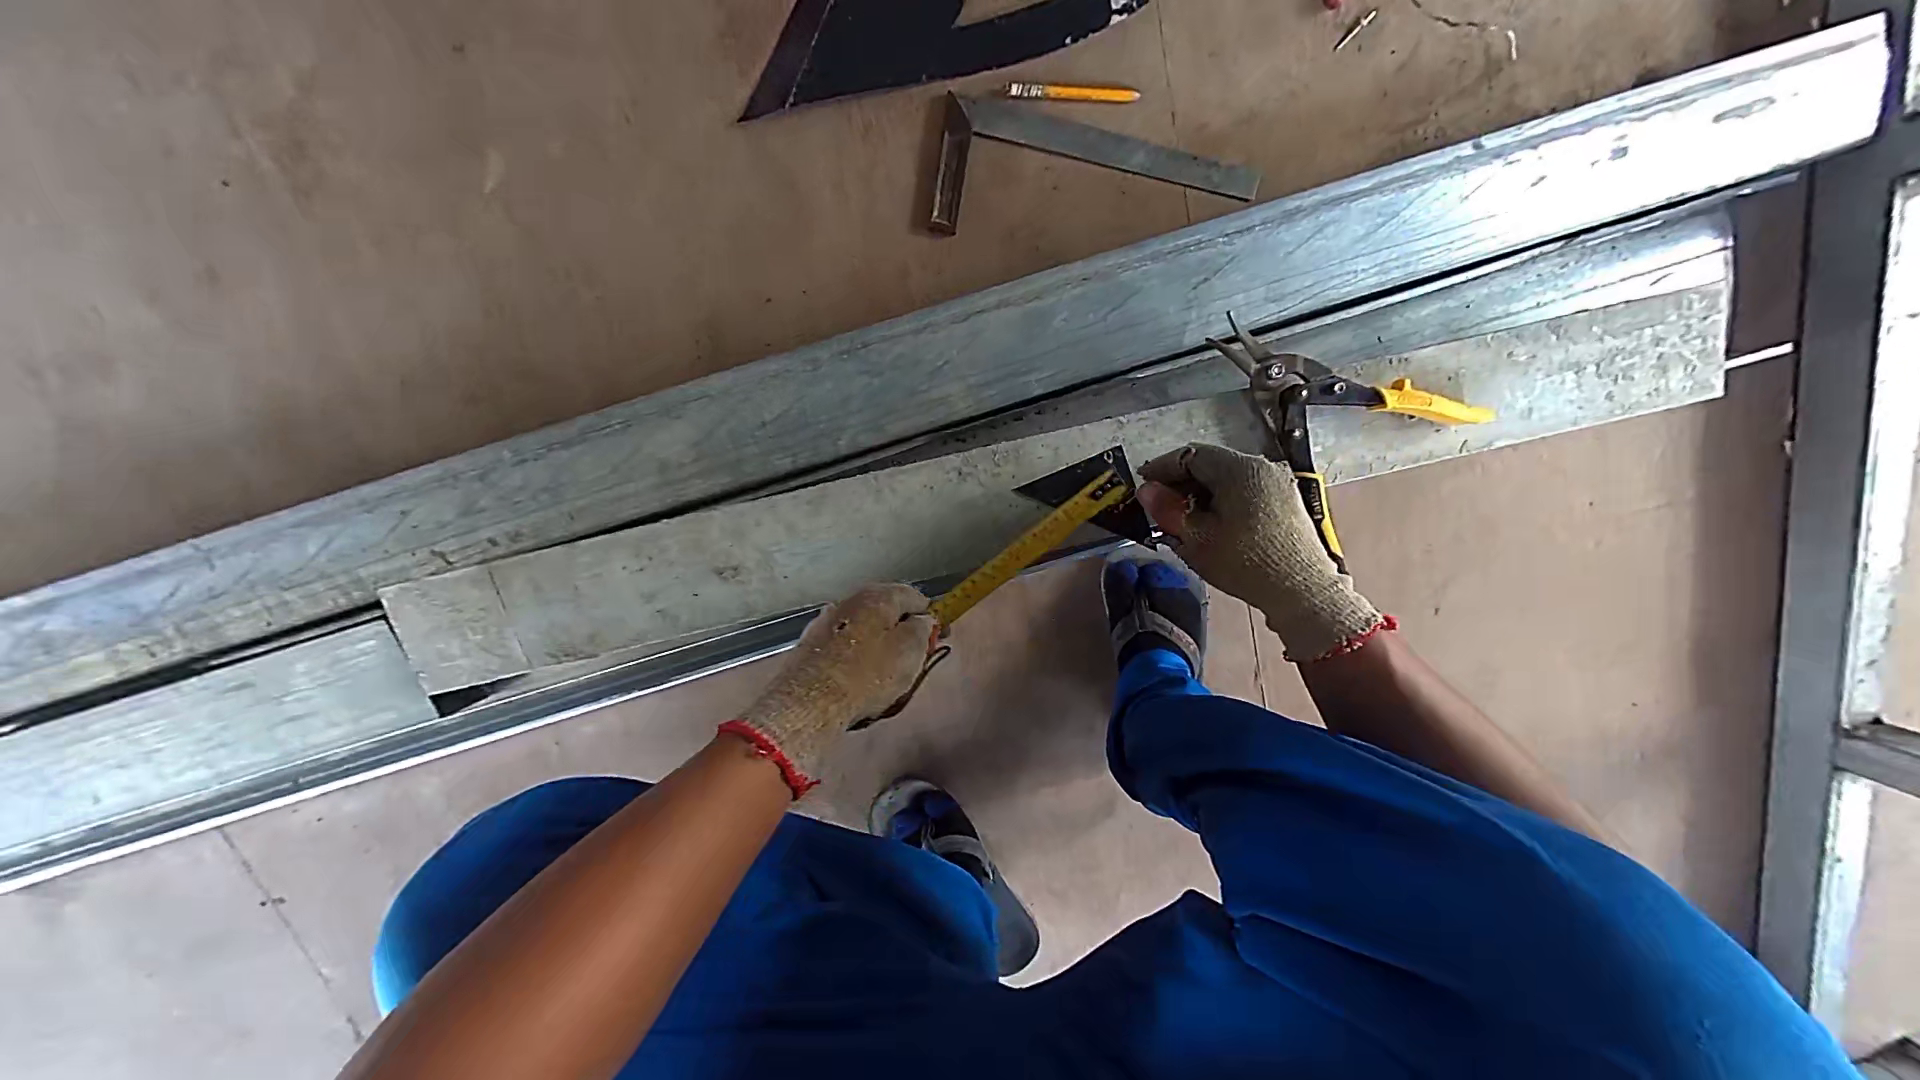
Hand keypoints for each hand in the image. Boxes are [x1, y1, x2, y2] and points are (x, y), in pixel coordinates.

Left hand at [721, 583, 937, 796]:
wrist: (810, 703)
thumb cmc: (865, 676)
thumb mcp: (911, 650)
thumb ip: (923, 628)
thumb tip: (922, 621)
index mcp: (877, 596)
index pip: (915, 597)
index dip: (932, 617)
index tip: (939, 636)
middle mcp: (849, 601)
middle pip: (887, 613)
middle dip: (903, 634)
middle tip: (915, 660)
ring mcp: (827, 623)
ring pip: (865, 631)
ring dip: (879, 647)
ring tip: (886, 677)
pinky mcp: (811, 647)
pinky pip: (845, 648)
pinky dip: (856, 660)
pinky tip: (859, 683)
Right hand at [1137, 443, 1391, 661]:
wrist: (1301, 591)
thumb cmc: (1243, 561)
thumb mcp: (1196, 537)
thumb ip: (1167, 508)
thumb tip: (1146, 490)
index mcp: (1238, 468)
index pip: (1189, 455)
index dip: (1161, 467)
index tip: (1141, 484)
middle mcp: (1261, 467)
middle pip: (1210, 464)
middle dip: (1180, 481)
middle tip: (1158, 503)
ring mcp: (1277, 484)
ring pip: (1227, 478)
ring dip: (1200, 492)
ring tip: (1181, 516)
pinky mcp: (1285, 502)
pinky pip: (1244, 491)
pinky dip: (1222, 500)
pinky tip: (1211, 523)